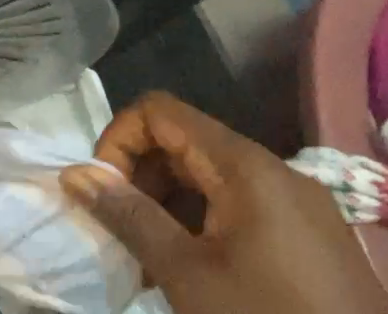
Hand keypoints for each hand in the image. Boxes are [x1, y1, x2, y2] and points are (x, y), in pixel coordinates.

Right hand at [60, 92, 387, 313]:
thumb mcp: (187, 274)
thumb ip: (128, 217)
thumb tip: (73, 173)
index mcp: (246, 166)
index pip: (159, 111)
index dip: (119, 140)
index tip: (104, 191)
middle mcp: (276, 171)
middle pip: (184, 140)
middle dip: (140, 175)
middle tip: (120, 228)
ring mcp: (300, 205)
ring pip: (210, 175)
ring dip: (167, 203)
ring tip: (150, 255)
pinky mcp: (313, 238)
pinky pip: (240, 205)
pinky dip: (202, 222)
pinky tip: (193, 268)